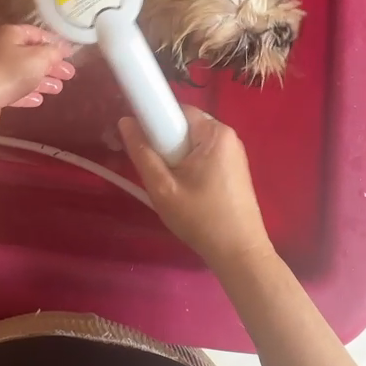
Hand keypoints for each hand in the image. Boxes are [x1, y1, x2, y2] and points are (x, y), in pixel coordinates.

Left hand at [0, 25, 75, 131]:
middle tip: (69, 74)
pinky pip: (14, 90)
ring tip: (58, 89)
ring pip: (23, 73)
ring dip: (42, 80)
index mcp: (11, 35)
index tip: (70, 54)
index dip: (54, 43)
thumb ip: (52, 52)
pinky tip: (38, 100)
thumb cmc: (9, 72)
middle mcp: (1, 49)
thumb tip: (60, 49)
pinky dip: (27, 93)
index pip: (36, 33)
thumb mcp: (38, 58)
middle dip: (51, 65)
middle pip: (31, 55)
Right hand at [119, 106, 272, 270]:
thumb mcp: (163, 188)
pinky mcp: (235, 169)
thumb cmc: (201, 219)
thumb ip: (142, 152)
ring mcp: (234, 153)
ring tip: (171, 186)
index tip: (142, 144)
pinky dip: (190, 167)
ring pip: (192, 143)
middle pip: (184, 127)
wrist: (239, 254)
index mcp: (215, 133)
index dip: (155, 123)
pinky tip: (186, 192)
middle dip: (166, 144)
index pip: (176, 110)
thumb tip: (125, 122)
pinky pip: (204, 155)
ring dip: (176, 158)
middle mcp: (228, 136)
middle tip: (157, 173)